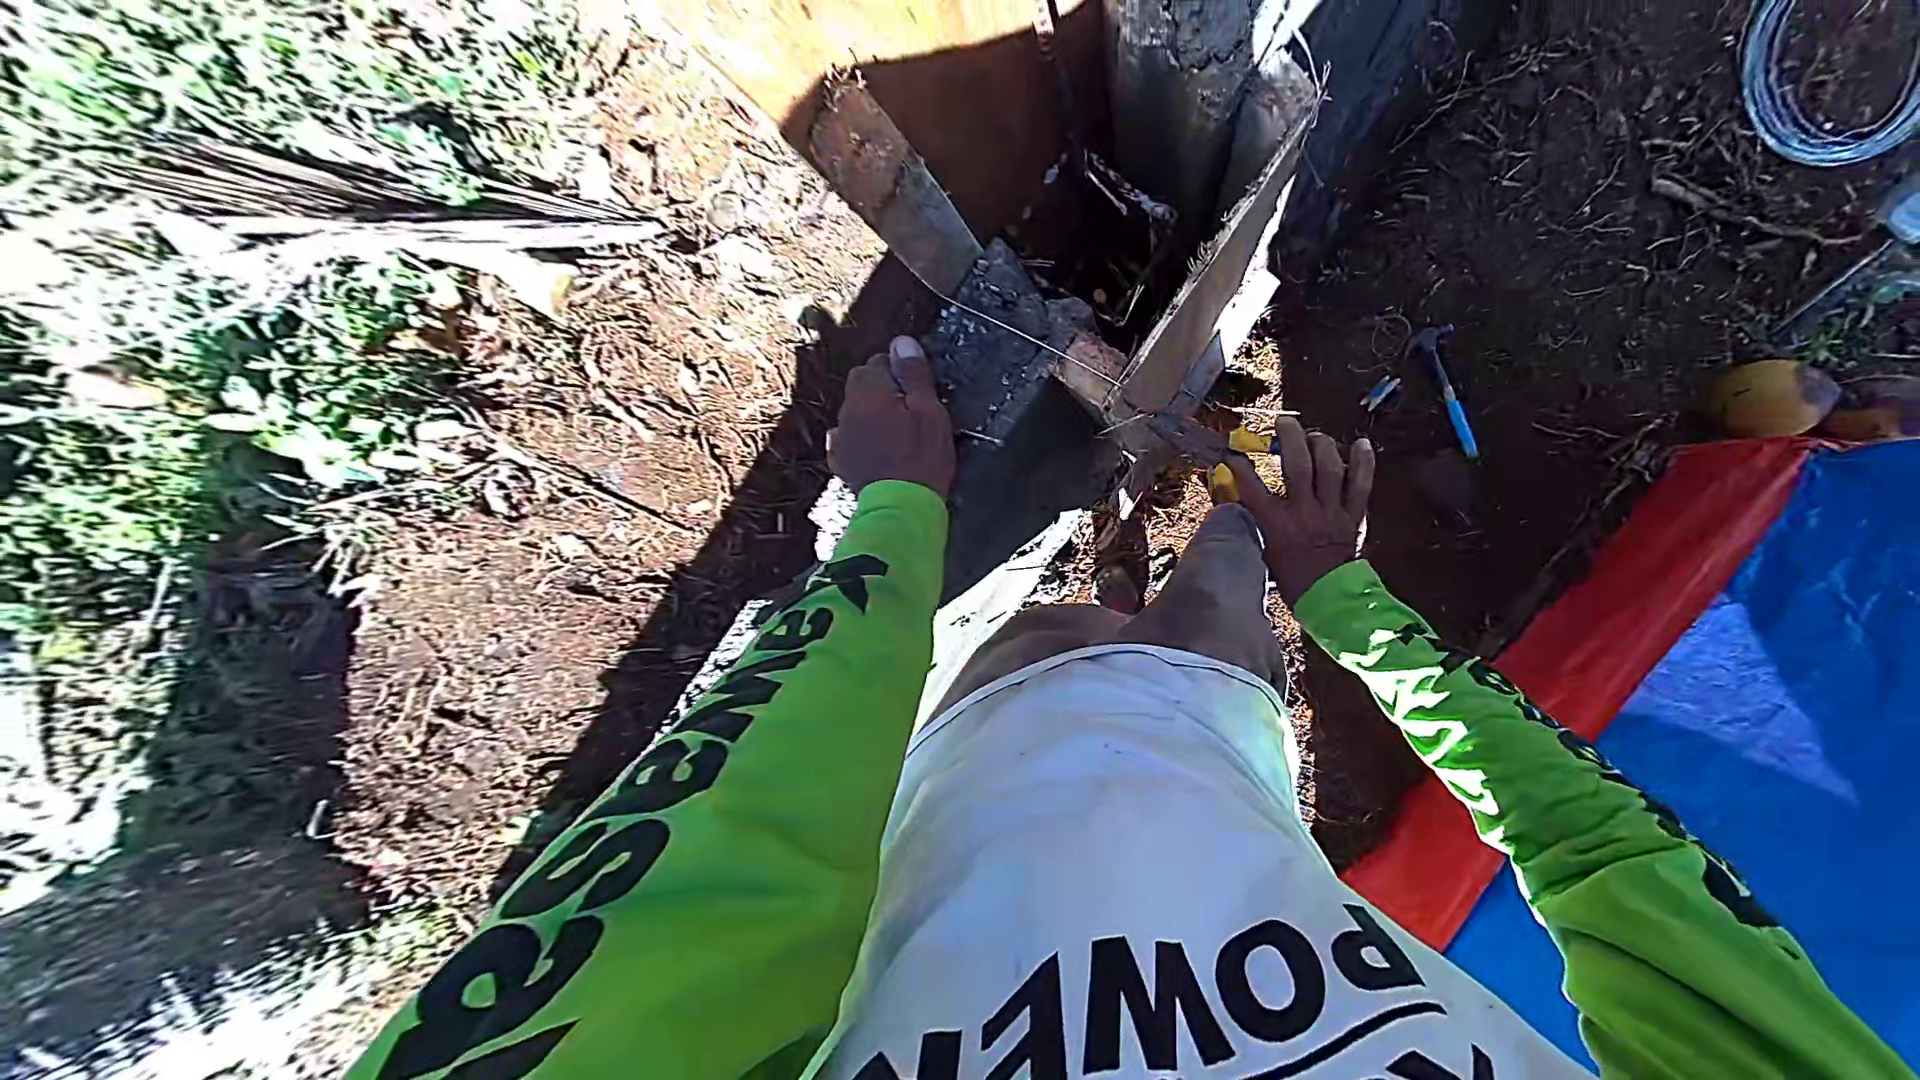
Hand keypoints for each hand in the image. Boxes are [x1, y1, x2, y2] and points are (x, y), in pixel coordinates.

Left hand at [827, 336, 954, 497]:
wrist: (902, 508)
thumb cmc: (922, 458)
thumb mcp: (930, 413)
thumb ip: (914, 375)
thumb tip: (902, 342)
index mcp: (870, 392)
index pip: (879, 361)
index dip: (901, 372)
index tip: (918, 391)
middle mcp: (848, 409)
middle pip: (861, 383)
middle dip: (882, 388)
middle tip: (909, 410)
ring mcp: (840, 436)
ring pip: (854, 410)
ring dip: (870, 413)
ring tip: (896, 434)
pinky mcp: (839, 460)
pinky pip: (847, 438)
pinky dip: (860, 438)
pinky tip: (876, 450)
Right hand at [1224, 417, 1373, 605]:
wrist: (1327, 596)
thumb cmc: (1289, 575)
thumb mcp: (1263, 548)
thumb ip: (1253, 522)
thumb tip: (1237, 499)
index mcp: (1276, 523)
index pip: (1252, 486)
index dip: (1239, 465)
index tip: (1231, 452)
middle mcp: (1303, 512)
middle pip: (1297, 466)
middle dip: (1290, 439)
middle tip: (1284, 423)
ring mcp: (1331, 512)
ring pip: (1329, 469)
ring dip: (1321, 445)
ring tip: (1314, 435)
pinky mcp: (1353, 515)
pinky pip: (1361, 484)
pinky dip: (1362, 462)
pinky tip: (1360, 443)